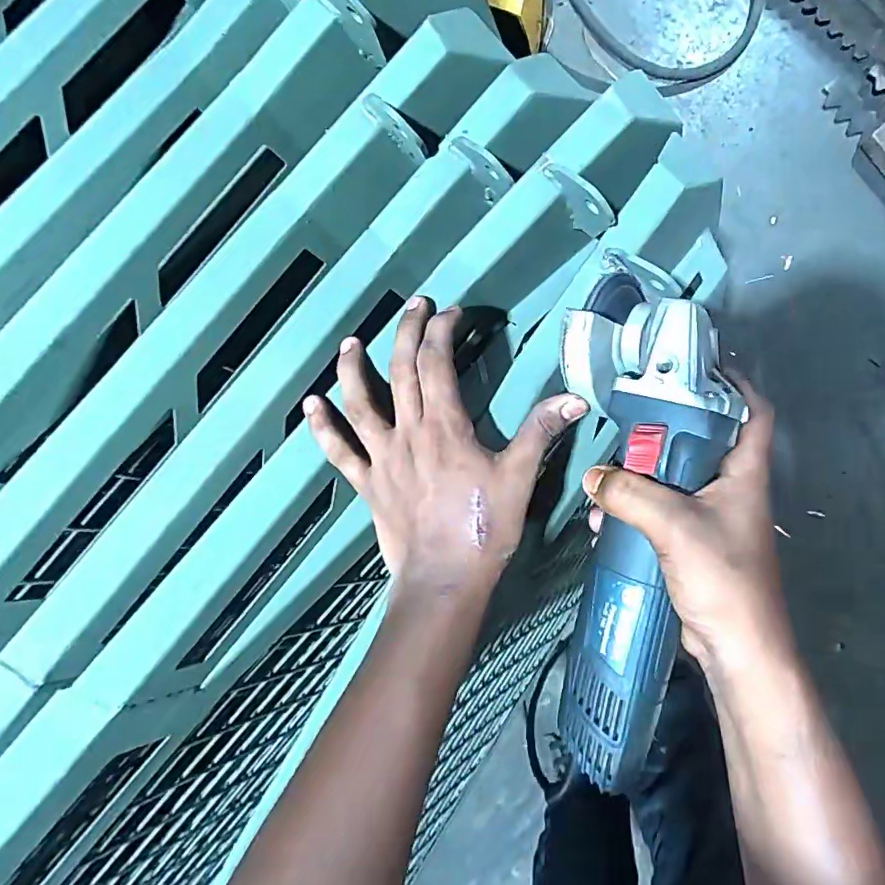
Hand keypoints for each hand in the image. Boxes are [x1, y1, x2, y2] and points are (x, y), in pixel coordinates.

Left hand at [303, 296, 588, 597]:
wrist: (444, 580)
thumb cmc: (484, 528)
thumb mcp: (520, 477)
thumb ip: (541, 432)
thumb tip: (574, 398)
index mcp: (445, 427)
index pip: (438, 364)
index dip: (443, 331)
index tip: (453, 312)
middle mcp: (409, 433)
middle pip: (402, 371)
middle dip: (406, 332)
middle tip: (413, 304)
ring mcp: (383, 458)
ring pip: (361, 403)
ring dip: (354, 369)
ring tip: (351, 342)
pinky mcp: (368, 483)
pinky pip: (340, 451)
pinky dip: (323, 427)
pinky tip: (311, 406)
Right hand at [581, 376, 790, 667]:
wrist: (737, 649)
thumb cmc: (723, 577)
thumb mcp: (674, 526)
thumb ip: (631, 495)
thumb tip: (594, 477)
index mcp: (745, 473)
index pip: (753, 412)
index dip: (736, 384)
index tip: (701, 368)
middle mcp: (733, 488)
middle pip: (703, 441)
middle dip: (667, 431)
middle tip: (631, 422)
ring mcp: (714, 517)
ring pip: (676, 478)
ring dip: (642, 477)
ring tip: (608, 481)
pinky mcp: (696, 542)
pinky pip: (663, 511)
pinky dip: (637, 509)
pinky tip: (608, 518)